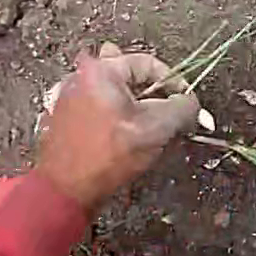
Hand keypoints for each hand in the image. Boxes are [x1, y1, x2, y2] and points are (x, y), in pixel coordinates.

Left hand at [33, 43, 200, 210]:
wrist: (64, 193)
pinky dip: (121, 117)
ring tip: (152, 129)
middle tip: (169, 116)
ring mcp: (70, 97)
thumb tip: (191, 102)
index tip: (186, 104)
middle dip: (157, 96)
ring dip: (140, 108)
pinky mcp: (67, 118)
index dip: (175, 81)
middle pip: (132, 77)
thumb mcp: (157, 128)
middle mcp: (81, 76)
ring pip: (118, 93)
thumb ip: (182, 107)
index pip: (150, 63)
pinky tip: (130, 137)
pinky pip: (103, 107)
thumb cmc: (109, 156)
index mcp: (101, 71)